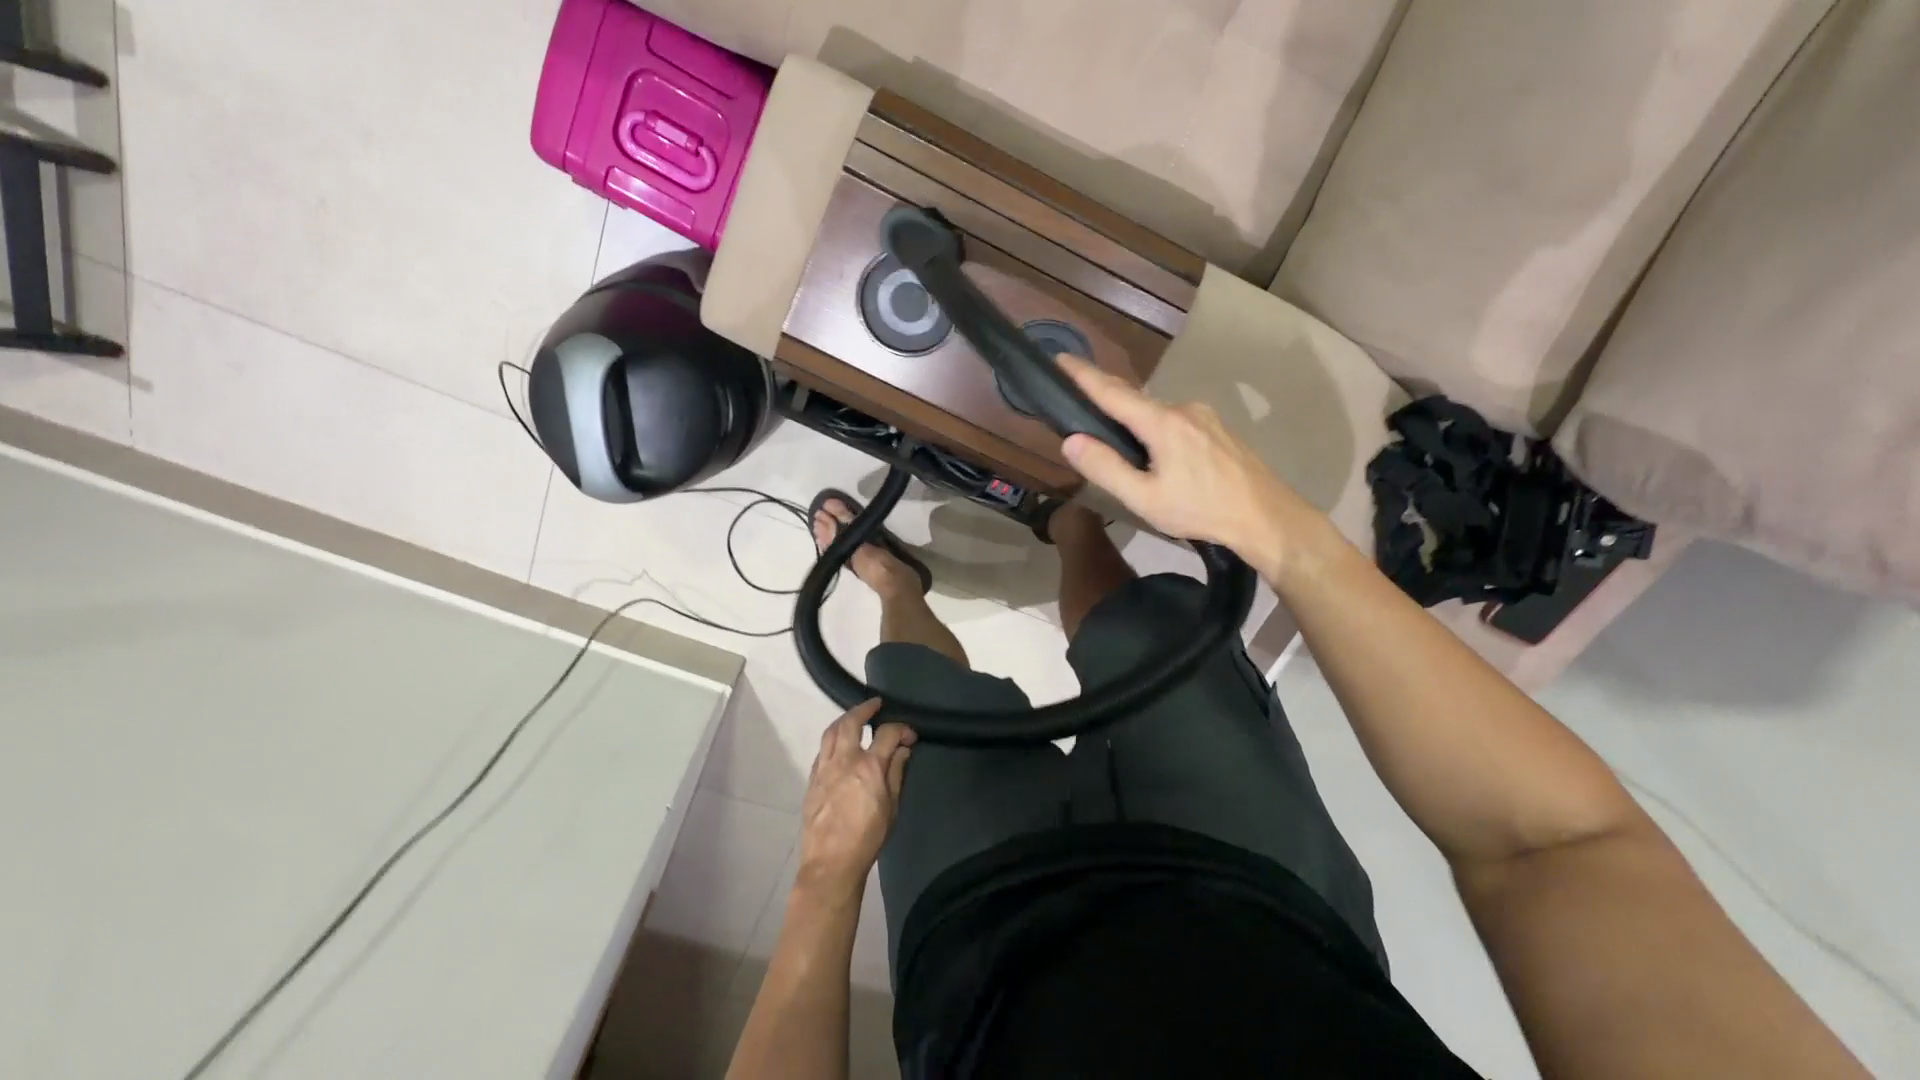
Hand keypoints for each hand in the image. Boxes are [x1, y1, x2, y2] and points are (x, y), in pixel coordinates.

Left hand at [797, 700, 915, 895]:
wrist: (831, 861)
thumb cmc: (868, 837)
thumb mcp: (892, 807)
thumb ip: (896, 774)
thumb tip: (902, 750)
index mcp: (868, 766)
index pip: (887, 734)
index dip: (901, 729)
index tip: (910, 735)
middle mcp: (844, 760)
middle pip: (851, 722)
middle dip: (865, 709)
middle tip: (875, 705)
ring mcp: (824, 768)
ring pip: (831, 732)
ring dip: (844, 719)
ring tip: (854, 717)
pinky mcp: (812, 780)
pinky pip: (822, 750)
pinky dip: (832, 740)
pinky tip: (838, 745)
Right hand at [1056, 354, 1332, 579]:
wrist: (1265, 517)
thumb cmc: (1201, 510)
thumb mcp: (1145, 499)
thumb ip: (1106, 468)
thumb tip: (1071, 440)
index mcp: (1162, 423)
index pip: (1112, 392)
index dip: (1084, 375)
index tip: (1060, 359)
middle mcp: (1183, 408)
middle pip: (1134, 398)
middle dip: (1106, 396)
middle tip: (1077, 398)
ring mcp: (1204, 416)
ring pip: (1157, 412)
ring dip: (1134, 419)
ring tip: (1116, 438)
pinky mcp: (1217, 428)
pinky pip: (1175, 420)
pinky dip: (1156, 427)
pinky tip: (1155, 452)